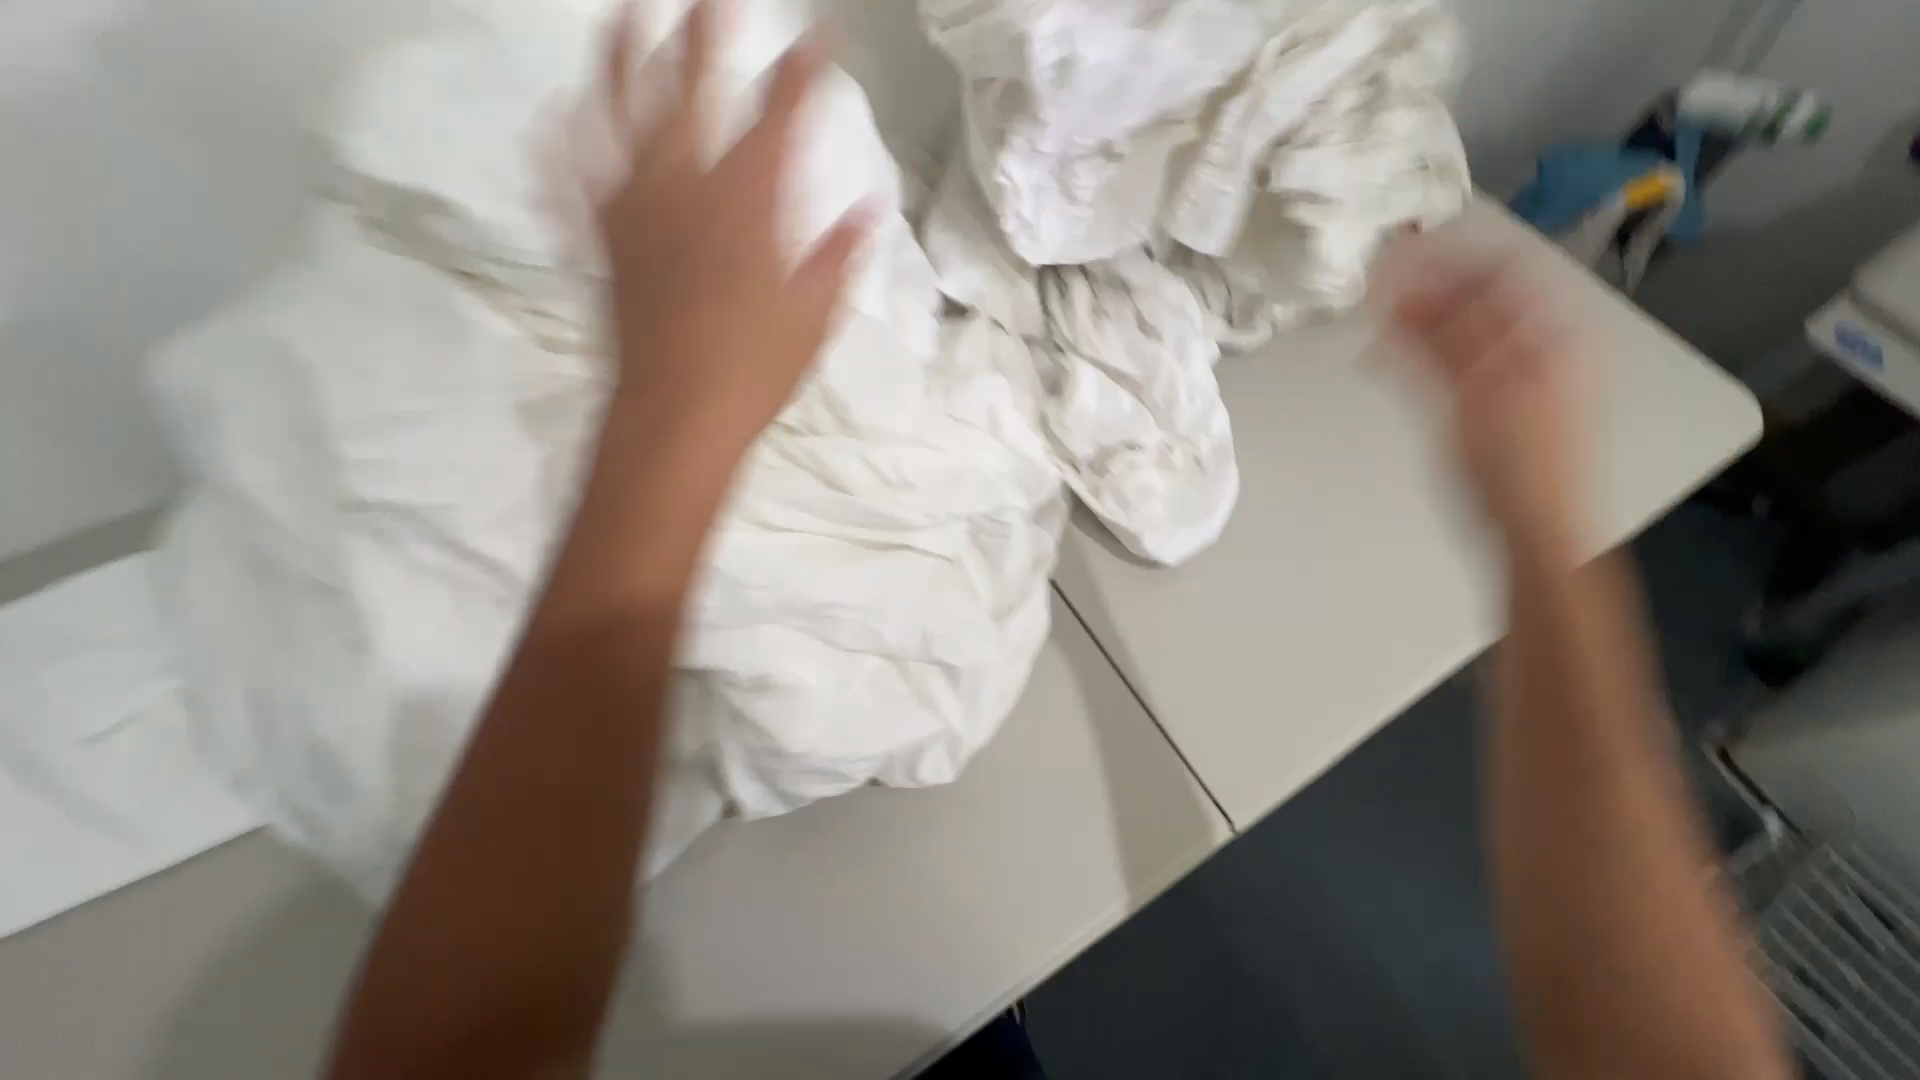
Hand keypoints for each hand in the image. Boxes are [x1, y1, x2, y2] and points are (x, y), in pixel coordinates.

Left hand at [558, 0, 874, 458]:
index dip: (803, 70)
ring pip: (621, 113)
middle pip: (692, 87)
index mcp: (750, 202)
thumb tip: (869, 210)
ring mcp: (635, 207)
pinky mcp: (601, 239)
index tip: (819, 35)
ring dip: (622, 57)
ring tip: (623, 12)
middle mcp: (687, 185)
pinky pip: (575, 179)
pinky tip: (554, 116)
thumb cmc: (755, 369)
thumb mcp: (815, 315)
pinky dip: (563, 144)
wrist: (676, 414)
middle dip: (706, 30)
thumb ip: (839, 254)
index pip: (781, 115)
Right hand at [1384, 245, 1588, 553]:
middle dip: (1422, 284)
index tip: (1400, 246)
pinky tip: (1382, 352)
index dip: (1450, 252)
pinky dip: (1413, 351)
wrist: (1534, 528)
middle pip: (1474, 295)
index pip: (1500, 269)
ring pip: (1457, 327)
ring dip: (1412, 316)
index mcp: (1552, 331)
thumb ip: (1440, 340)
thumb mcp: (1480, 395)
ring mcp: (1511, 372)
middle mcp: (1536, 342)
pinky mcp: (1486, 400)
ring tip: (1369, 312)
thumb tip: (1400, 289)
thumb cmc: (1522, 467)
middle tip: (1371, 278)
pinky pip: (1447, 360)